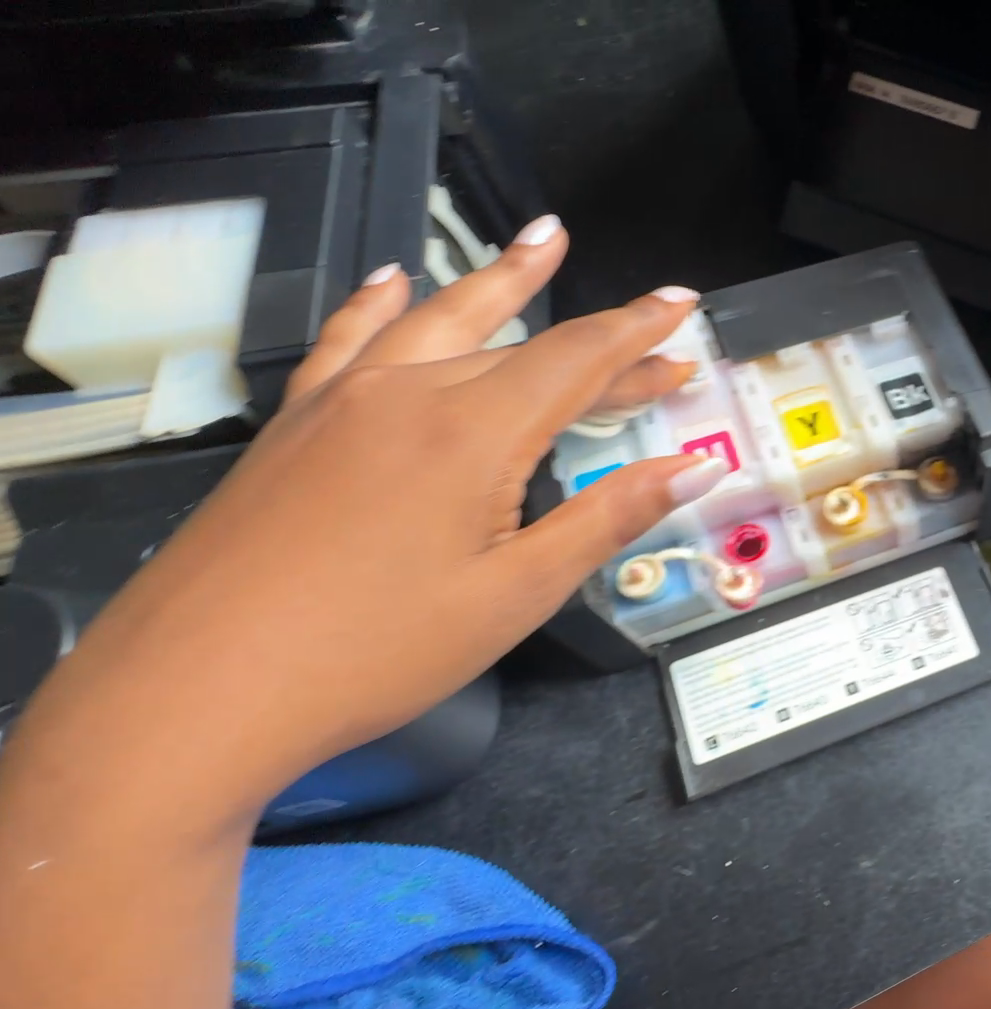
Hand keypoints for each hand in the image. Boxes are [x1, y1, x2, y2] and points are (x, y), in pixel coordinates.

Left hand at [7, 215, 731, 825]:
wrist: (199, 692)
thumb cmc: (382, 648)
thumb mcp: (521, 590)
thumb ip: (612, 516)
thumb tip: (696, 467)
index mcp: (474, 433)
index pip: (578, 359)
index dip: (638, 330)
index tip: (682, 303)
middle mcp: (409, 394)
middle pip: (527, 347)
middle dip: (605, 343)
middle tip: (661, 336)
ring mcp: (342, 402)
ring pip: (440, 320)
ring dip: (500, 280)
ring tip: (543, 238)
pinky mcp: (296, 426)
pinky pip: (348, 340)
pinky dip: (382, 304)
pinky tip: (394, 280)